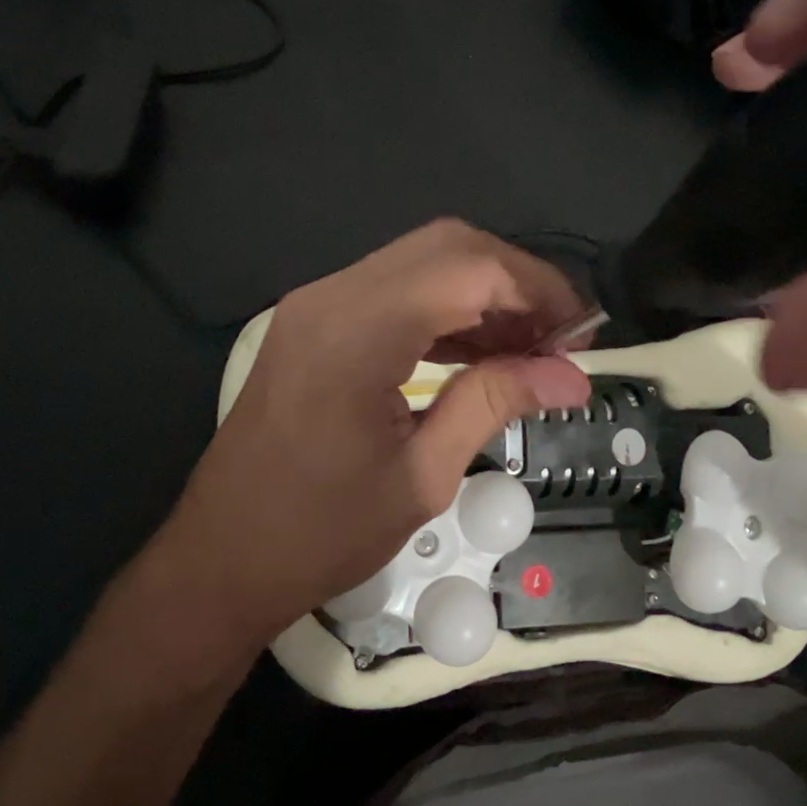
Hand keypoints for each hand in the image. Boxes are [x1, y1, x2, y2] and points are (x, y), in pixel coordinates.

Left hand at [158, 220, 592, 639]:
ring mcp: (316, 305)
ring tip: (532, 348)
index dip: (538, 289)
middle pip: (446, 247)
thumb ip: (494, 403)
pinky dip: (442, 309)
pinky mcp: (311, 323)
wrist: (221, 558)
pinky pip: (391, 292)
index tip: (584, 333)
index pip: (470, 268)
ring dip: (480, 293)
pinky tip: (479, 351)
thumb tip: (572, 376)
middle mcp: (332, 296)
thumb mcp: (423, 477)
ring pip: (419, 263)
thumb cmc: (320, 534)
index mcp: (358, 330)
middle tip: (561, 340)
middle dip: (514, 282)